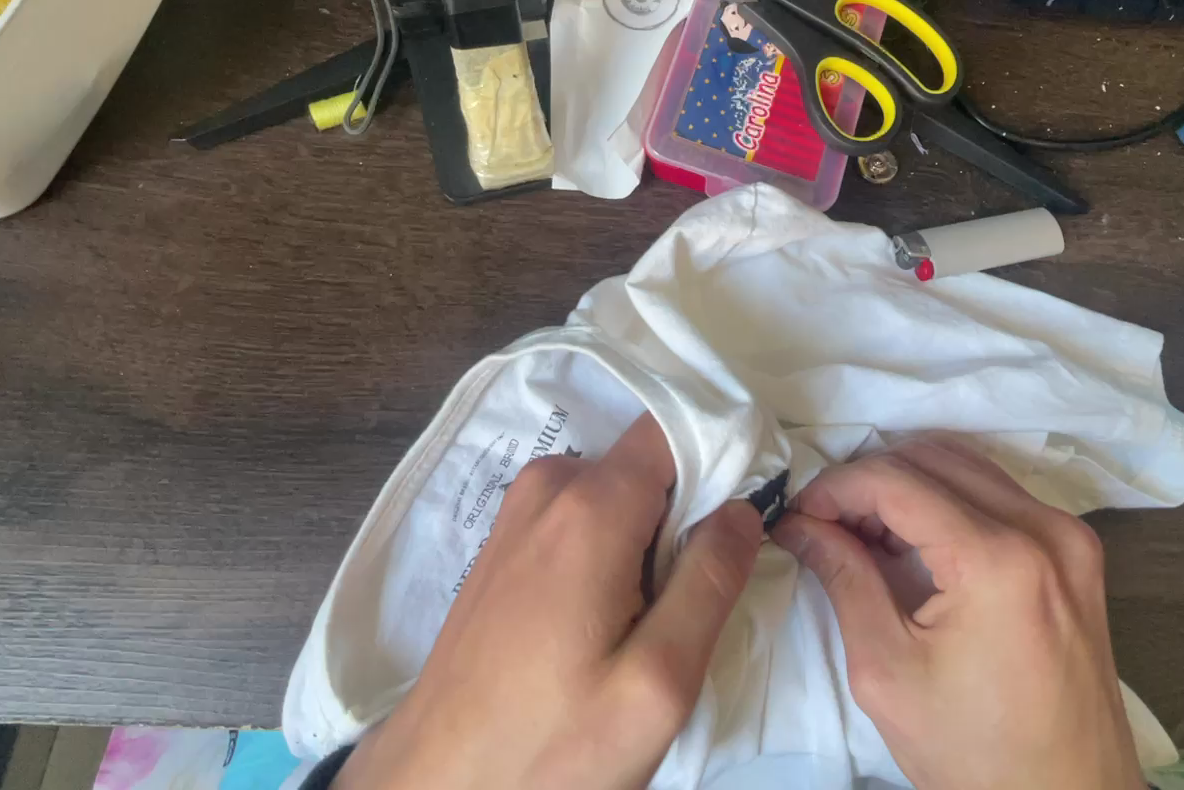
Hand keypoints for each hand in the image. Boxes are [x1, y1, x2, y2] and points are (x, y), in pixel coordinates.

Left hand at [338, 414, 762, 789]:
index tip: (742, 513)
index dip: (718, 456)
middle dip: (682, 511)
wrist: (439, 783)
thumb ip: (710, 581)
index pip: (672, 429)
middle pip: (646, 463)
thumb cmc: (552, 742)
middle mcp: (550, 484)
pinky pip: (580, 510)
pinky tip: (598, 615)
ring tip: (641, 616)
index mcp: (591, 506)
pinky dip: (607, 543)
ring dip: (644, 535)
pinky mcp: (506, 534)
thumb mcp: (659, 681)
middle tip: (686, 591)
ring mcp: (520, 507)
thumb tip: (744, 509)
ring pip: (615, 489)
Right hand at [771, 433, 1144, 789]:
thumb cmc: (975, 755)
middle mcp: (1043, 528)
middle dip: (865, 480)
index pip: (895, 481)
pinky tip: (913, 537)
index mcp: (999, 561)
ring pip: (961, 462)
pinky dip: (942, 494)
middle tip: (827, 523)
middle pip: (928, 457)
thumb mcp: (887, 672)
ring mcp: (1067, 534)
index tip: (798, 515)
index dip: (835, 488)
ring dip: (902, 482)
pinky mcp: (1074, 547)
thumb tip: (799, 523)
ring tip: (865, 530)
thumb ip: (843, 578)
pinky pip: (993, 487)